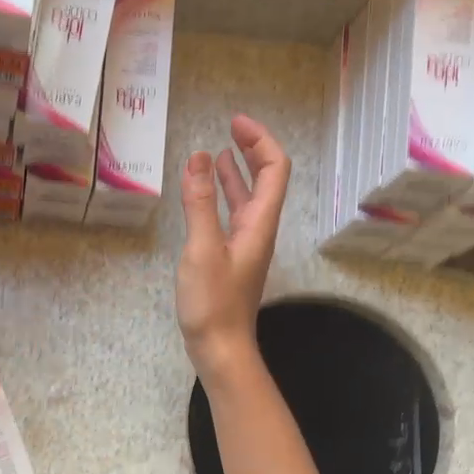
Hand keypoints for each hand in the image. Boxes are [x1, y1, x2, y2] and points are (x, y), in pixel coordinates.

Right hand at [177, 115, 289, 378]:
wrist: (220, 349)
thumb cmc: (213, 303)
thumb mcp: (202, 249)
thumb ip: (200, 203)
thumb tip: (199, 156)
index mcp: (259, 224)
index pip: (274, 169)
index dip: (259, 141)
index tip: (235, 123)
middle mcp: (258, 232)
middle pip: (265, 181)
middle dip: (250, 152)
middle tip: (230, 130)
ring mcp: (245, 248)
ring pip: (247, 201)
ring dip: (236, 175)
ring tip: (218, 155)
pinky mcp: (231, 263)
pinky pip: (232, 220)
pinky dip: (222, 201)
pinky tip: (205, 199)